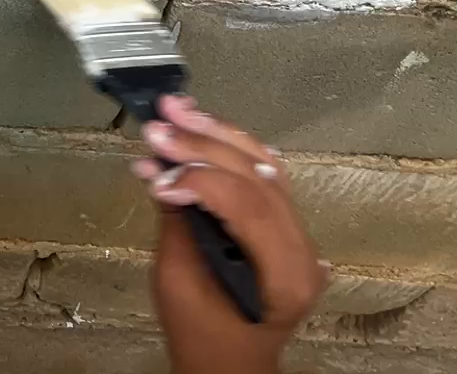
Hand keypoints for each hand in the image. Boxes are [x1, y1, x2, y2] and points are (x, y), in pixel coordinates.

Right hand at [130, 95, 327, 373]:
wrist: (227, 359)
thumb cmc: (199, 329)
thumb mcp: (177, 280)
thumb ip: (179, 220)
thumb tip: (161, 168)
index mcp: (285, 275)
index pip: (249, 206)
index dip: (201, 179)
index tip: (154, 173)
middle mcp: (302, 248)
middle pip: (256, 176)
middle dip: (201, 144)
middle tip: (156, 123)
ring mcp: (297, 230)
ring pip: (261, 162)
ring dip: (214, 131)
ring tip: (173, 108)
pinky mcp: (281, 218)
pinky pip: (259, 168)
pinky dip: (225, 142)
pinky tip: (196, 123)